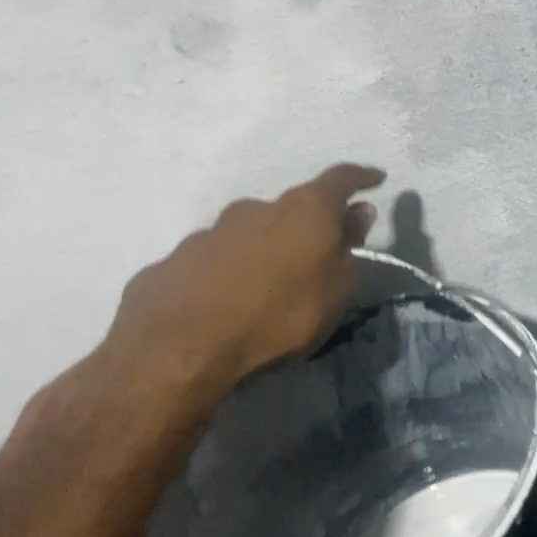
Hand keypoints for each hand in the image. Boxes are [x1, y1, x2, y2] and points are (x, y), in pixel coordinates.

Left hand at [101, 164, 385, 391]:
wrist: (173, 359)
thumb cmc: (278, 317)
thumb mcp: (338, 288)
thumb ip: (349, 246)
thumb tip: (357, 213)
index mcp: (302, 210)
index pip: (340, 178)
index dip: (360, 177)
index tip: (375, 180)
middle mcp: (251, 211)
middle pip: (285, 209)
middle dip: (298, 226)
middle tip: (308, 255)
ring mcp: (201, 238)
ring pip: (239, 236)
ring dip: (254, 251)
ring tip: (258, 287)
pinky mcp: (161, 269)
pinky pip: (201, 266)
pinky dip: (215, 277)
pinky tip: (214, 307)